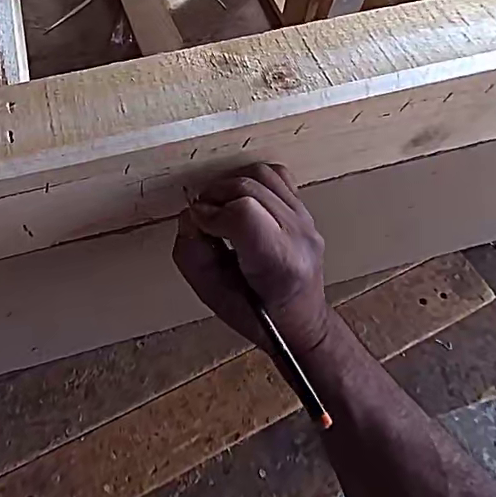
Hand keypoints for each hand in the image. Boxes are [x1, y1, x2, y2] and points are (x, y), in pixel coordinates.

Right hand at [173, 163, 329, 356]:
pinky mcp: (304, 209)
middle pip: (249, 188)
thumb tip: (190, 217)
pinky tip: (240, 200)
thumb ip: (193, 255)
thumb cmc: (257, 316)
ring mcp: (305, 219)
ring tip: (219, 207)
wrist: (300, 321)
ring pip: (262, 175)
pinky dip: (251, 180)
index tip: (198, 224)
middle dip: (215, 198)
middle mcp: (298, 236)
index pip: (244, 214)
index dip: (212, 213)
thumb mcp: (212, 297)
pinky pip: (276, 175)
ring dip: (230, 184)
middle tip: (202, 217)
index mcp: (279, 264)